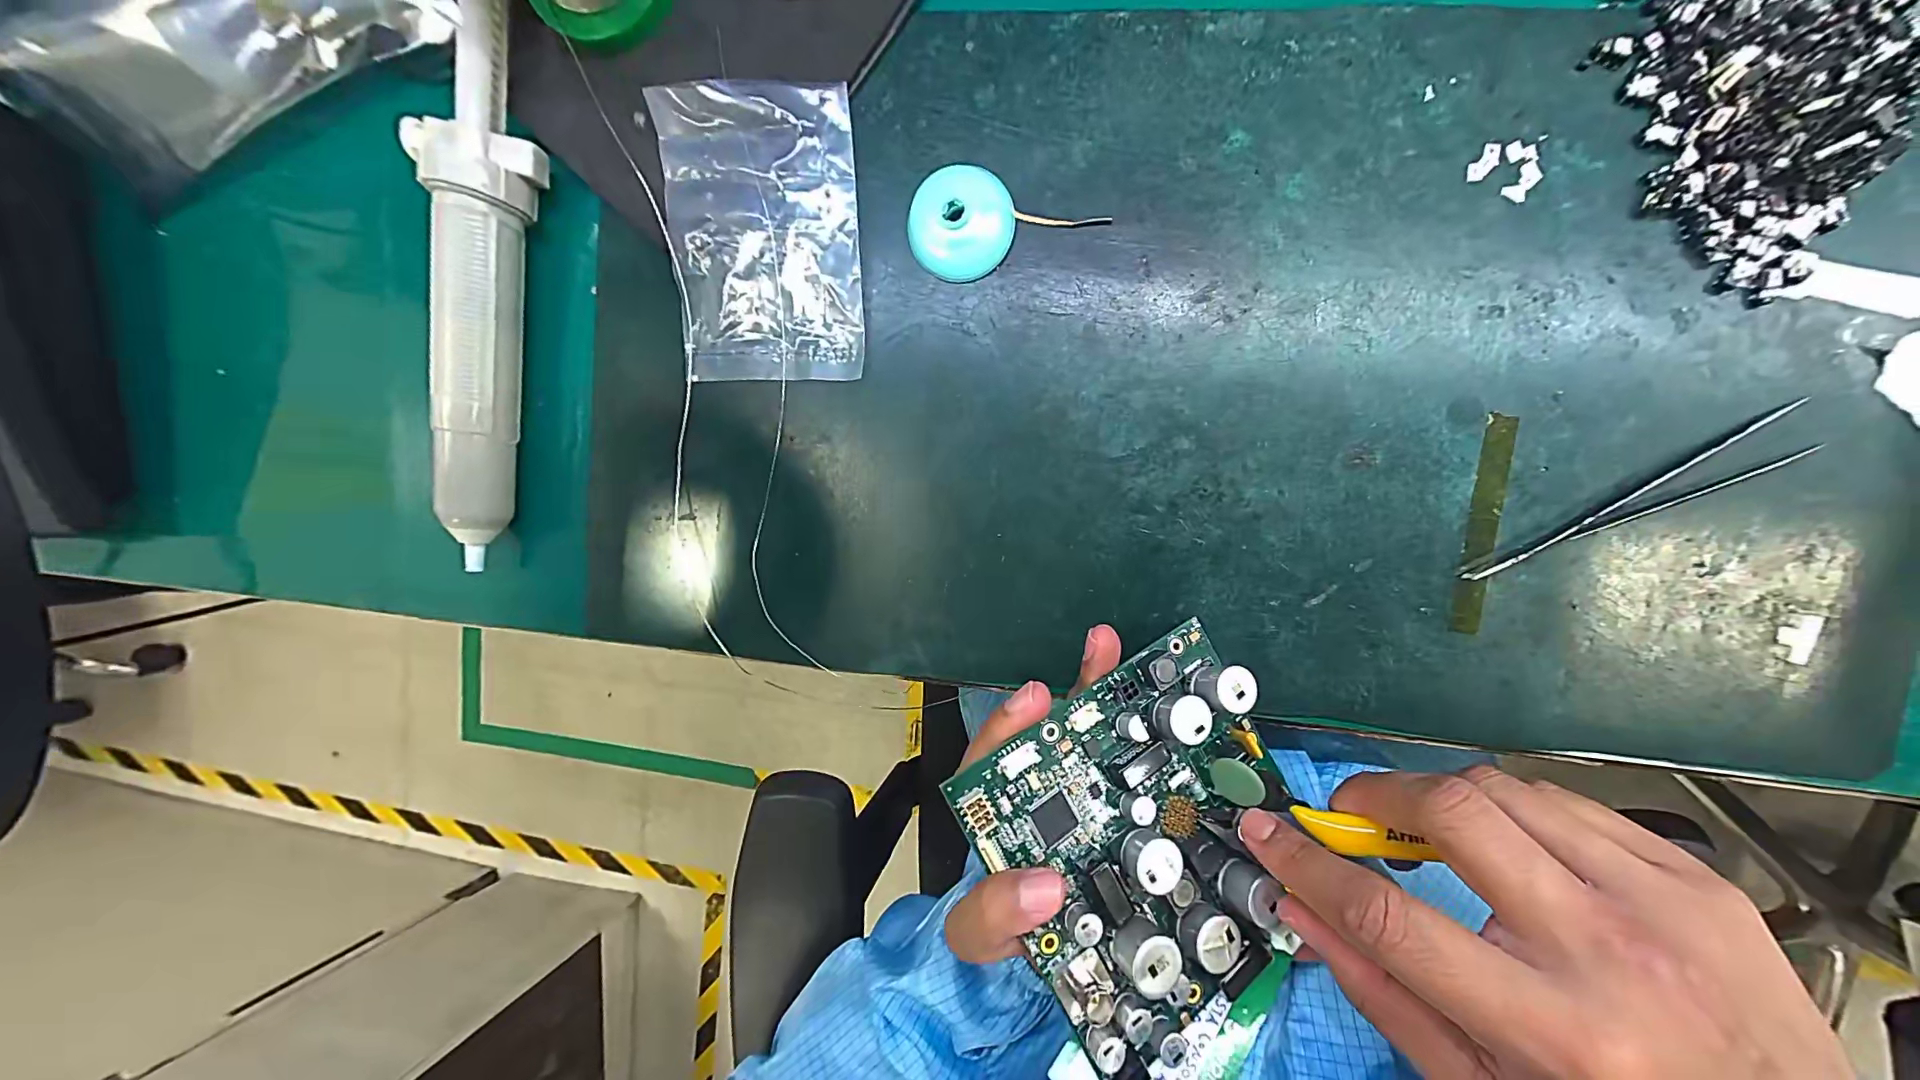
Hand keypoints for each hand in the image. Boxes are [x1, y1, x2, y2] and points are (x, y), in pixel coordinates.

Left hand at [945, 624, 1122, 962]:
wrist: (1032, 951)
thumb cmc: (998, 922)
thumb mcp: (978, 933)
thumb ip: (992, 915)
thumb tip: (1044, 886)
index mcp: (995, 814)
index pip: (991, 761)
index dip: (1010, 726)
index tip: (1035, 698)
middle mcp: (1034, 797)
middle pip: (1053, 734)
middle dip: (1077, 688)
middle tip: (1101, 644)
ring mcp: (1073, 801)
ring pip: (1088, 741)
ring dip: (1106, 694)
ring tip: (1123, 650)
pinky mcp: (1107, 813)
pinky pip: (1121, 774)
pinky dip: (1138, 743)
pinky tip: (1160, 717)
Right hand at [1235, 766, 1849, 1078]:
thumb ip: (1383, 991)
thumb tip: (1299, 907)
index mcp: (1558, 1033)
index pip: (1389, 919)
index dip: (1308, 864)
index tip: (1265, 830)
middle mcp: (1614, 953)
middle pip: (1452, 815)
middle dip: (1375, 798)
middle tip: (1352, 817)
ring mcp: (1665, 902)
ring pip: (1501, 789)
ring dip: (1437, 798)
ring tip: (1425, 832)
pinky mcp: (1691, 873)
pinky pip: (1560, 800)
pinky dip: (1505, 809)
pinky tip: (1503, 846)